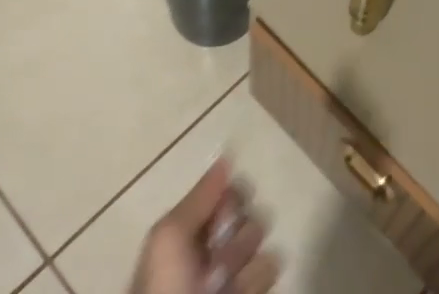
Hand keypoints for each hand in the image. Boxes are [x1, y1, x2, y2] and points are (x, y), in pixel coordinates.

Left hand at [130, 158, 279, 293]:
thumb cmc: (165, 288)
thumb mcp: (168, 238)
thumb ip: (198, 198)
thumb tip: (226, 158)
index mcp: (192, 233)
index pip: (230, 194)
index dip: (230, 199)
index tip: (222, 211)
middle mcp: (218, 251)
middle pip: (253, 217)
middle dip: (238, 237)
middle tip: (217, 259)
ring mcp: (238, 278)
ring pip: (265, 248)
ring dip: (245, 266)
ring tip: (224, 286)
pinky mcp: (257, 292)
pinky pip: (273, 270)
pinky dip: (254, 284)